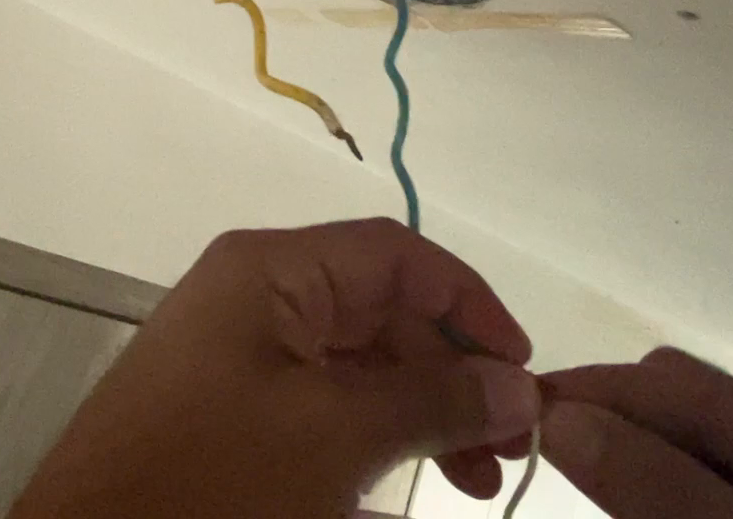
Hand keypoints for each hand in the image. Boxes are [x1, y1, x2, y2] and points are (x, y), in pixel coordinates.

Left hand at [8, 218, 542, 517]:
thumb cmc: (212, 479)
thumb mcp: (333, 435)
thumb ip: (430, 399)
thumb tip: (516, 383)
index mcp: (271, 269)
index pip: (391, 253)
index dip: (465, 299)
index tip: (520, 366)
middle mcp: (257, 292)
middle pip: (376, 306)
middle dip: (447, 367)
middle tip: (508, 442)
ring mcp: (242, 346)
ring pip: (354, 357)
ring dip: (417, 406)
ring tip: (476, 476)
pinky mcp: (233, 400)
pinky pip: (321, 397)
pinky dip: (372, 430)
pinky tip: (407, 478)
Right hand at [537, 348, 732, 518]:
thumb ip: (667, 495)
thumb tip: (560, 416)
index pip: (686, 386)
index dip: (600, 389)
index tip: (520, 409)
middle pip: (678, 413)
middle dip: (605, 424)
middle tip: (535, 449)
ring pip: (675, 455)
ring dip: (618, 463)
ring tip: (569, 468)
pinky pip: (682, 502)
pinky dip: (644, 503)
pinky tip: (625, 506)